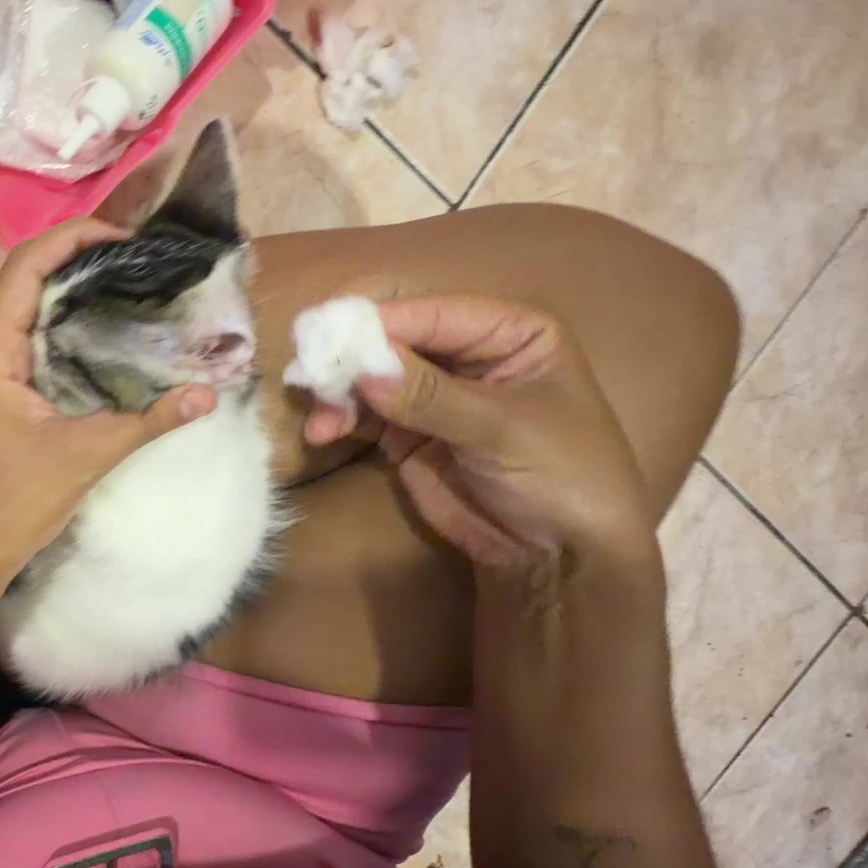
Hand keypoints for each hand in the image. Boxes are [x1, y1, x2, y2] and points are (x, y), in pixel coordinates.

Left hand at [0, 220, 217, 604]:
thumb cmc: (16, 503)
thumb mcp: (87, 457)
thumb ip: (147, 421)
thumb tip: (209, 395)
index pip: (23, 270)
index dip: (69, 240)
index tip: (121, 239)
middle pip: (22, 280)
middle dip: (74, 259)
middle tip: (132, 260)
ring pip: (22, 308)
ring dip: (66, 290)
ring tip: (122, 282)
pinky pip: (25, 338)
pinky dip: (60, 324)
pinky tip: (98, 329)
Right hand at [304, 295, 649, 571]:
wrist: (558, 553)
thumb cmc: (560, 473)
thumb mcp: (502, 427)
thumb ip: (431, 396)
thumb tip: (363, 369)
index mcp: (508, 332)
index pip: (435, 315)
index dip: (383, 322)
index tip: (329, 333)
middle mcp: (466, 355)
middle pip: (395, 340)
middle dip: (351, 357)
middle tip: (307, 370)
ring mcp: (432, 396)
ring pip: (372, 378)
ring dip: (339, 394)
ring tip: (319, 419)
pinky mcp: (406, 435)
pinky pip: (365, 415)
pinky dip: (340, 420)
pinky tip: (321, 432)